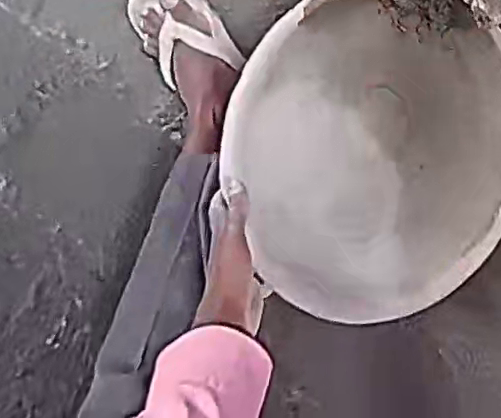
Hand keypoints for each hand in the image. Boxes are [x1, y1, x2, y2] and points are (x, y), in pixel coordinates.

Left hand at [195, 181, 261, 333]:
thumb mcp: (234, 240)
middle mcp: (227, 252)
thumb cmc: (229, 279)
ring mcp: (240, 268)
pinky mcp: (251, 284)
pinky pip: (261, 264)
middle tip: (259, 194)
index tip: (237, 179)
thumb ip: (236, 215)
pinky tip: (279, 253)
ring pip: (248, 244)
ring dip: (257, 234)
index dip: (228, 195)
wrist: (232, 320)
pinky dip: (268, 257)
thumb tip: (235, 187)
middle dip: (245, 212)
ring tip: (272, 219)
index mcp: (221, 239)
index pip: (222, 211)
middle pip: (235, 227)